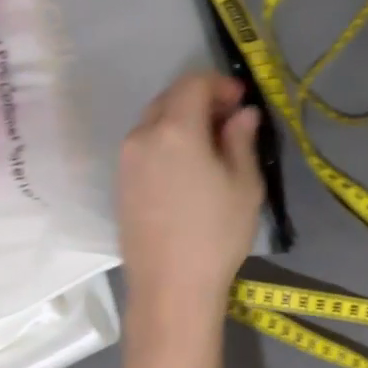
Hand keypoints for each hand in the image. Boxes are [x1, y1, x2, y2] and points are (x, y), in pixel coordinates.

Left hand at [117, 71, 264, 314]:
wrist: (171, 283)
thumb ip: (242, 142)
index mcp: (176, 130)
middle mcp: (143, 135)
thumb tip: (244, 115)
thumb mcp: (245, 187)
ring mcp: (126, 158)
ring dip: (184, 122)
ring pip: (155, 122)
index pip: (193, 84)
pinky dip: (169, 143)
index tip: (243, 100)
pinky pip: (147, 146)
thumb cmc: (218, 234)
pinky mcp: (122, 181)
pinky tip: (191, 168)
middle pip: (170, 99)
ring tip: (214, 146)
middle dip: (201, 100)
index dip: (220, 84)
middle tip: (232, 120)